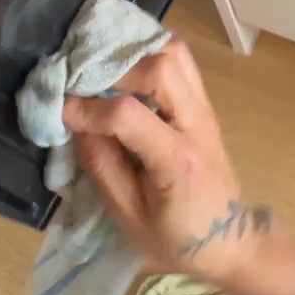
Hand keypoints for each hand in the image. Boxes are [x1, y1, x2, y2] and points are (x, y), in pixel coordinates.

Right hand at [64, 40, 268, 284]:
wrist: (230, 240)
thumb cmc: (178, 238)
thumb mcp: (130, 217)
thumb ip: (103, 167)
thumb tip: (78, 124)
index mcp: (178, 160)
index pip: (129, 114)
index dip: (89, 109)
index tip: (63, 111)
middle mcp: (198, 122)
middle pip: (162, 66)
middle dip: (118, 69)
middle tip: (88, 84)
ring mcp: (206, 108)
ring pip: (176, 54)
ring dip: (138, 56)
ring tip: (109, 75)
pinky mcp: (204, 103)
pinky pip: (180, 63)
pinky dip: (151, 58)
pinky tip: (128, 74)